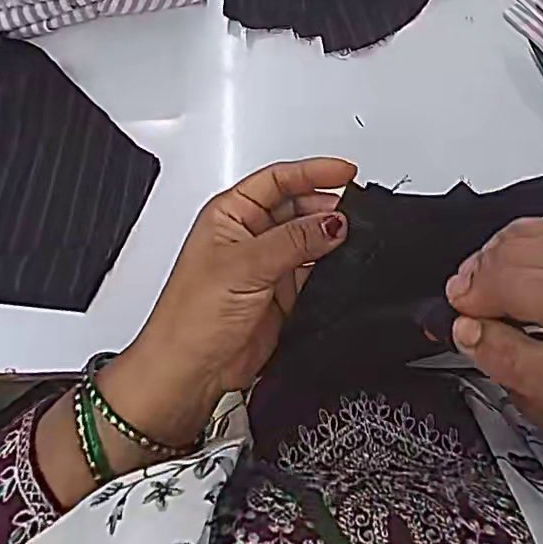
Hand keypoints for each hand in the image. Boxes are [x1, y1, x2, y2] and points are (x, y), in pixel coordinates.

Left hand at [103, 158, 354, 446]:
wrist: (191, 371)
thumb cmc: (190, 317)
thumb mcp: (244, 265)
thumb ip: (294, 240)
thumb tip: (332, 220)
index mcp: (230, 213)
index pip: (278, 179)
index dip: (312, 171)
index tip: (344, 172)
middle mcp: (249, 233)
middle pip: (298, 205)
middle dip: (325, 205)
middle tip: (351, 211)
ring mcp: (267, 261)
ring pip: (309, 236)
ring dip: (329, 236)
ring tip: (350, 236)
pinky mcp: (283, 289)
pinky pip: (315, 267)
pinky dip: (331, 264)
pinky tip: (340, 263)